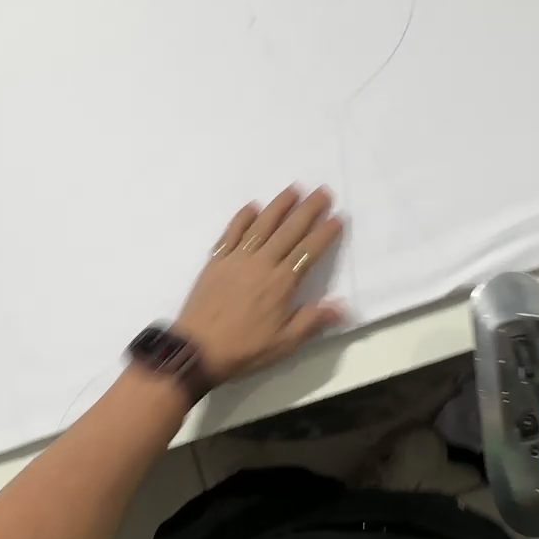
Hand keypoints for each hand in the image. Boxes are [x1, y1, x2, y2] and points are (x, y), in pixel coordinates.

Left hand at [174, 186, 344, 382]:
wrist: (197, 349)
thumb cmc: (244, 349)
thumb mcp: (284, 343)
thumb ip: (312, 321)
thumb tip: (341, 306)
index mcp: (281, 283)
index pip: (308, 252)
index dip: (324, 234)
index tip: (337, 217)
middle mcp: (261, 263)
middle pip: (288, 231)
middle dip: (308, 210)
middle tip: (323, 191)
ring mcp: (236, 259)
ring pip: (261, 226)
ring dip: (278, 206)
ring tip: (293, 189)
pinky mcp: (216, 261)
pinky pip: (231, 233)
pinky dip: (242, 218)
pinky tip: (252, 207)